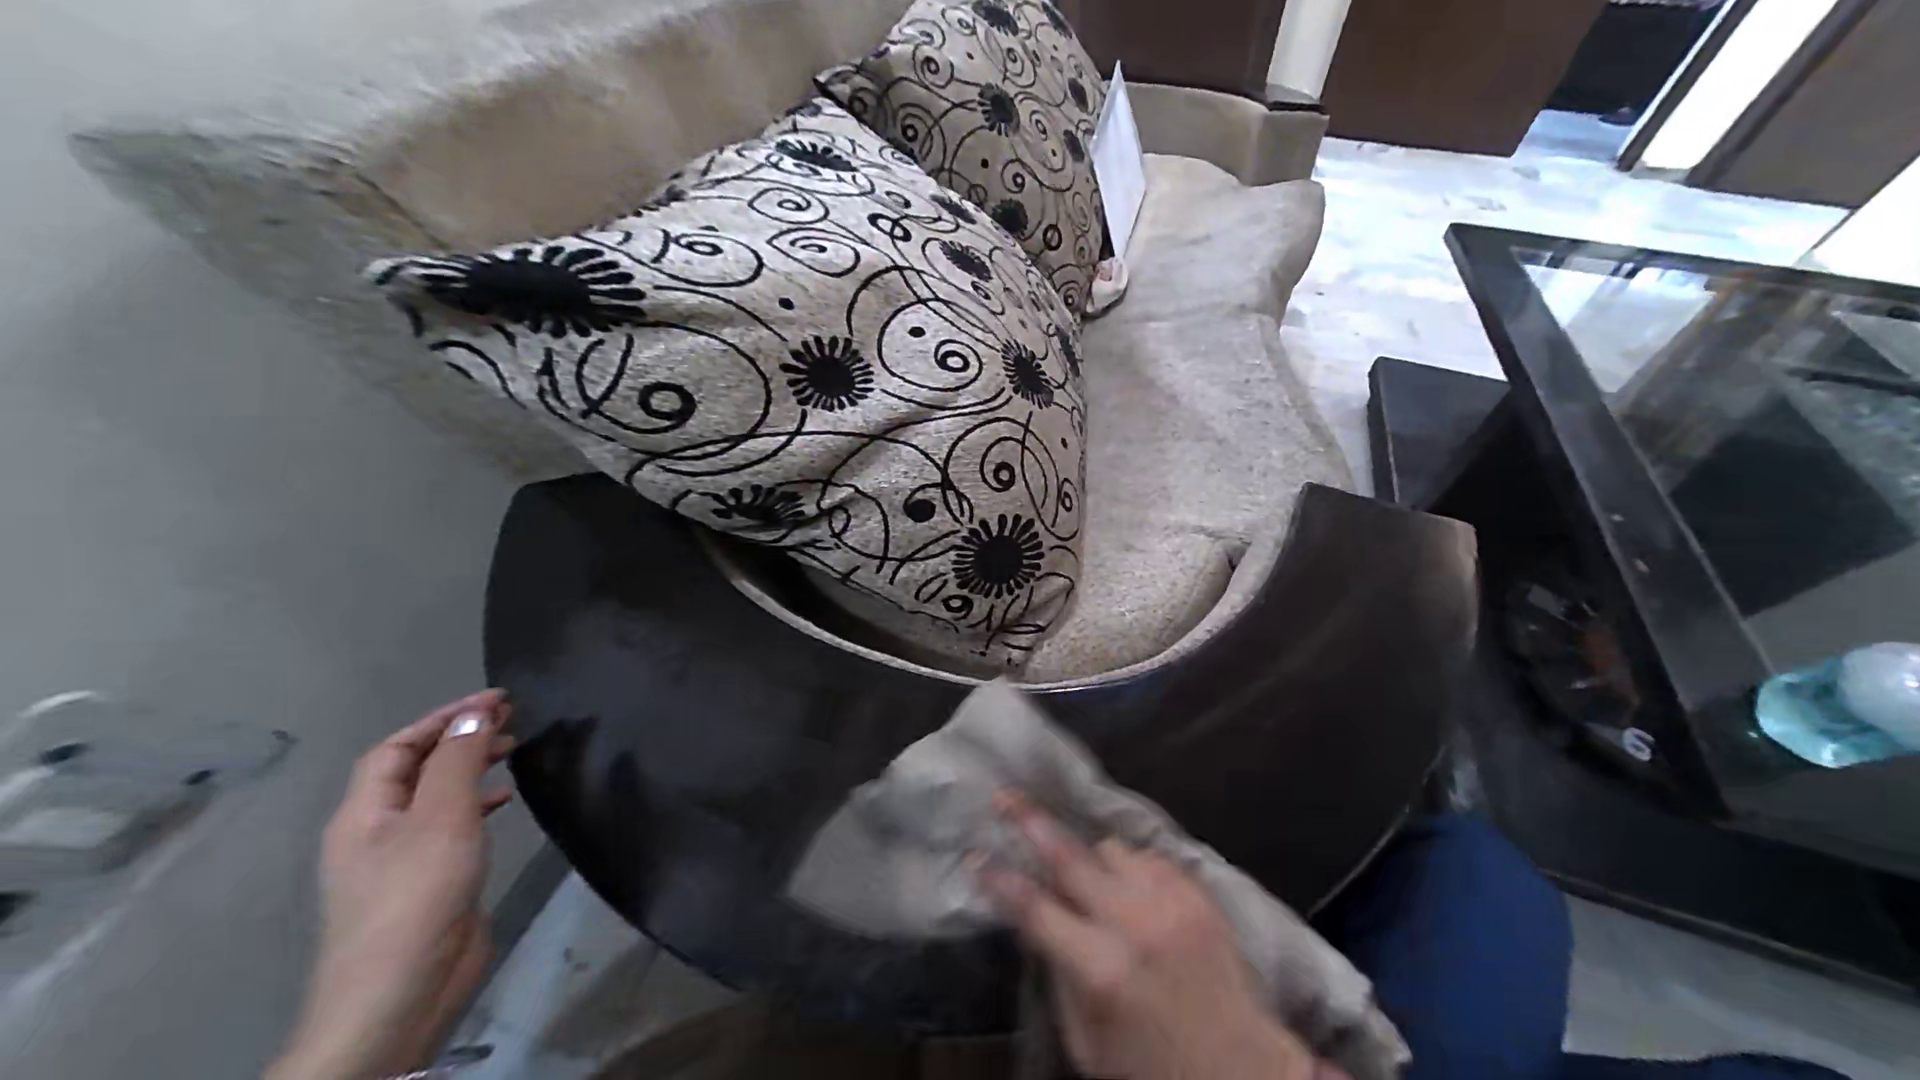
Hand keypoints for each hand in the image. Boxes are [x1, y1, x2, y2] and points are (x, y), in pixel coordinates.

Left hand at [268, 690, 515, 1079]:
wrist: (402, 989)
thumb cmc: (418, 892)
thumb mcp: (442, 815)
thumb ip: (459, 760)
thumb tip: (477, 712)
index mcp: (365, 811)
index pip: (398, 746)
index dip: (445, 716)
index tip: (497, 699)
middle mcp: (376, 830)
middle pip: (415, 767)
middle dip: (460, 737)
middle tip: (510, 718)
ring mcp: (401, 858)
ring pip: (436, 795)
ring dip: (471, 766)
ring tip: (512, 750)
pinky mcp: (429, 880)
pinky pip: (451, 824)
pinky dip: (477, 802)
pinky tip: (504, 801)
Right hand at [977, 794, 1317, 1079]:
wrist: (1244, 1073)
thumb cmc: (1153, 1069)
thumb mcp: (1087, 1042)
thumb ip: (1057, 973)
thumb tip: (1035, 917)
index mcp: (1099, 969)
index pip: (1033, 907)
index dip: (999, 879)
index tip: (976, 856)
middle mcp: (1133, 923)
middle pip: (1068, 857)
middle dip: (1031, 823)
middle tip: (1005, 797)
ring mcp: (1171, 902)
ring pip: (1110, 849)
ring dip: (1094, 862)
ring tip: (1097, 885)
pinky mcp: (1198, 895)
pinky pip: (1148, 857)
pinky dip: (1133, 871)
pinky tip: (1137, 896)